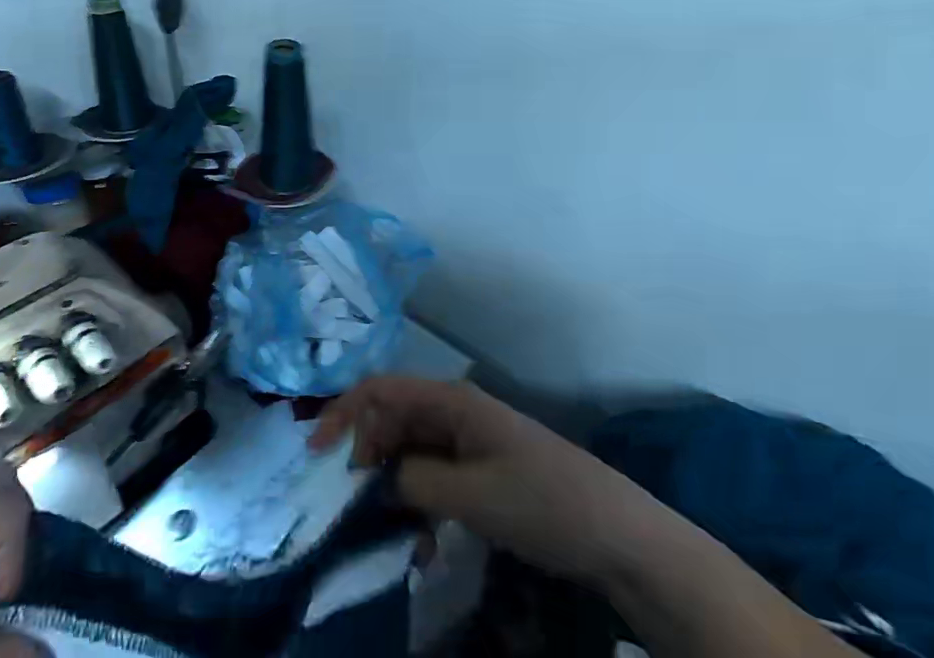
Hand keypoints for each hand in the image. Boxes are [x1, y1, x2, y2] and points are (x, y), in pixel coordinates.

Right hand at [310, 376, 657, 586]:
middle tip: (356, 504)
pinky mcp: (482, 471)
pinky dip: (419, 505)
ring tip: (395, 534)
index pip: (381, 390)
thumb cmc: (541, 500)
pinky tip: (422, 544)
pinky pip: (434, 478)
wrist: (617, 535)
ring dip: (394, 490)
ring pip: (410, 455)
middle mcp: (456, 413)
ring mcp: (470, 442)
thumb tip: (379, 479)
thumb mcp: (469, 494)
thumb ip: (412, 481)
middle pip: (392, 421)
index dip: (343, 413)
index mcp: (452, 401)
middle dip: (367, 459)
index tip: (315, 452)